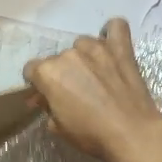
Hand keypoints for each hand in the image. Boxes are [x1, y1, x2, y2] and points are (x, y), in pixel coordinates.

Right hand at [23, 18, 161, 161]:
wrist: (130, 133)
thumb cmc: (90, 134)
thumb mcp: (57, 127)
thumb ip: (47, 106)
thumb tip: (43, 98)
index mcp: (49, 72)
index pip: (31, 69)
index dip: (37, 84)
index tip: (46, 95)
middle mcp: (69, 54)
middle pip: (58, 58)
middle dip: (61, 73)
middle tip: (73, 92)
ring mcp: (96, 46)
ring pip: (82, 44)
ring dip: (83, 57)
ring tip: (94, 74)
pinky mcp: (121, 47)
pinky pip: (115, 27)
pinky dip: (111, 33)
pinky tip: (111, 46)